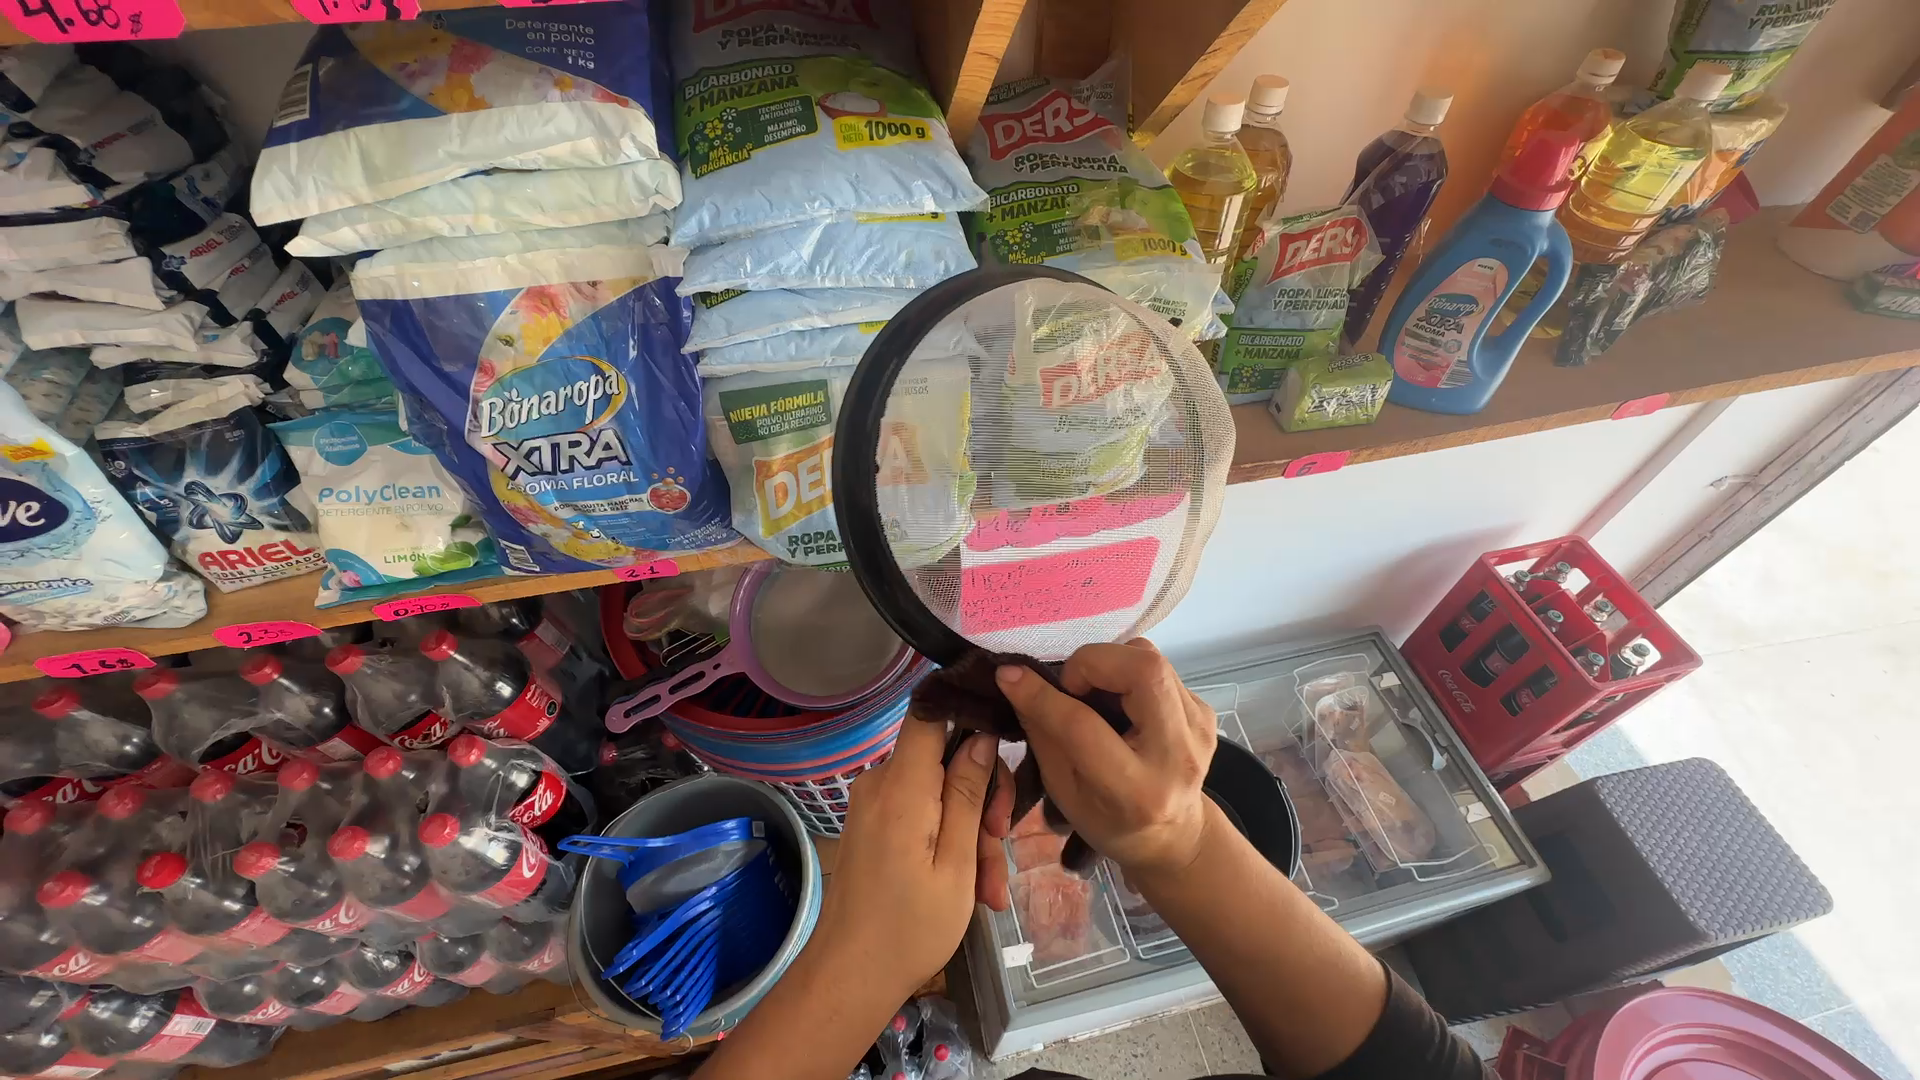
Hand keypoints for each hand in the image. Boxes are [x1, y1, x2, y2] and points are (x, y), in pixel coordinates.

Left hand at [805, 717, 1012, 1000]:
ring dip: (969, 830)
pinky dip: (946, 838)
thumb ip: (967, 795)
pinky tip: (971, 883)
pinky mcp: (873, 822)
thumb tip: (981, 736)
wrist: (849, 978)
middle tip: (1000, 843)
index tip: (1002, 737)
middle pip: (942, 756)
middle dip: (980, 795)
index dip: (966, 710)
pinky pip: (919, 811)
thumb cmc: (910, 928)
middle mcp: (881, 782)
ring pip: (937, 790)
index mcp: (902, 786)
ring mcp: (874, 803)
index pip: (929, 711)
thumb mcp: (956, 864)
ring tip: (989, 886)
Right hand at [994, 638, 1216, 879]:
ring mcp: (1198, 728)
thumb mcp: (1064, 791)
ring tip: (1094, 696)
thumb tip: (1015, 677)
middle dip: (1093, 662)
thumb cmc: (1108, 819)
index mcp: (1136, 791)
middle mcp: (1177, 755)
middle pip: (1142, 670)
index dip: (1042, 695)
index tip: (1009, 676)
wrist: (1173, 835)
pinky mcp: (1204, 711)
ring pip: (1149, 658)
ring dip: (1109, 665)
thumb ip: (1042, 732)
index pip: (1084, 727)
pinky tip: (1120, 704)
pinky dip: (1126, 673)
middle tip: (1071, 686)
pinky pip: (1157, 667)